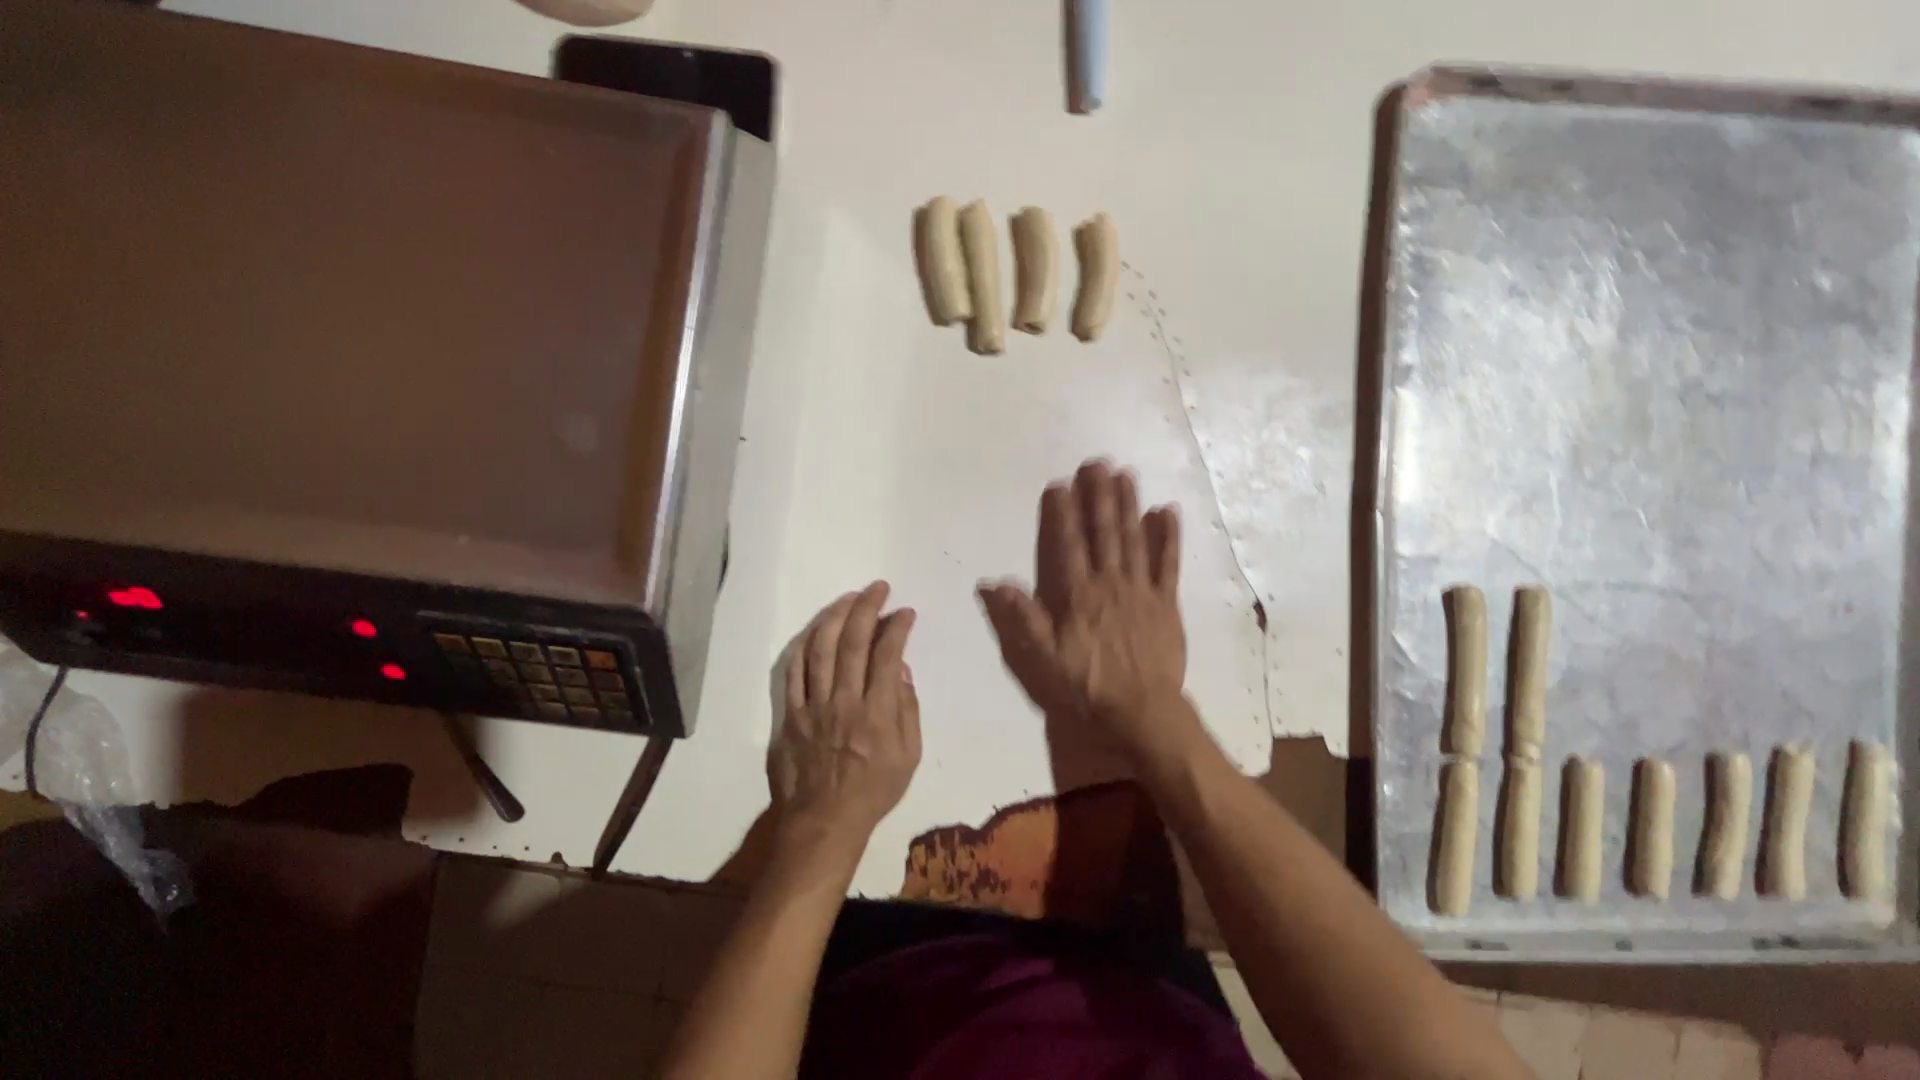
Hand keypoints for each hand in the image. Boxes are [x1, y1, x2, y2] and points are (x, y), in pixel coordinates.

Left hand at [770, 581, 920, 850]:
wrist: (824, 821)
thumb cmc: (874, 792)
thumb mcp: (909, 756)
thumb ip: (907, 709)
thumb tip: (900, 669)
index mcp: (877, 713)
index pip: (887, 655)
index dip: (897, 627)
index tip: (905, 612)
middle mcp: (844, 701)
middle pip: (853, 642)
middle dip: (867, 607)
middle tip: (877, 588)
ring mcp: (813, 706)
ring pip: (820, 648)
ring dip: (836, 616)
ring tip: (849, 598)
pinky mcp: (790, 714)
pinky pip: (793, 670)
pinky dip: (805, 644)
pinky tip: (817, 629)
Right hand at [979, 460, 1194, 761]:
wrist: (1142, 710)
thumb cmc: (1087, 686)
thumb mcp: (1043, 659)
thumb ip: (1023, 618)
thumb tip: (993, 583)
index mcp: (1079, 595)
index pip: (1068, 545)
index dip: (1063, 514)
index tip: (1060, 484)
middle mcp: (1110, 583)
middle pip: (1104, 532)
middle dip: (1099, 496)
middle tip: (1097, 463)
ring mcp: (1142, 591)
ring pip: (1134, 539)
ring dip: (1129, 505)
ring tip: (1125, 474)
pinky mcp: (1166, 604)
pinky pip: (1168, 564)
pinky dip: (1168, 538)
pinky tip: (1167, 512)